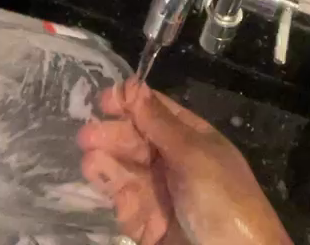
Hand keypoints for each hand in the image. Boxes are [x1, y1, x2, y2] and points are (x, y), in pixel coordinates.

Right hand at [78, 80, 291, 244]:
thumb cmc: (223, 200)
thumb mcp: (194, 155)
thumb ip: (159, 123)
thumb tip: (133, 84)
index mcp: (191, 139)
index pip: (154, 112)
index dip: (129, 103)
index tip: (105, 101)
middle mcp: (173, 162)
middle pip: (135, 141)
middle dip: (112, 136)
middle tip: (86, 136)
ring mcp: (160, 195)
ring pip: (127, 173)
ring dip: (107, 166)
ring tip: (89, 162)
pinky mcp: (149, 226)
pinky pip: (129, 207)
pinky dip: (121, 201)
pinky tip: (116, 198)